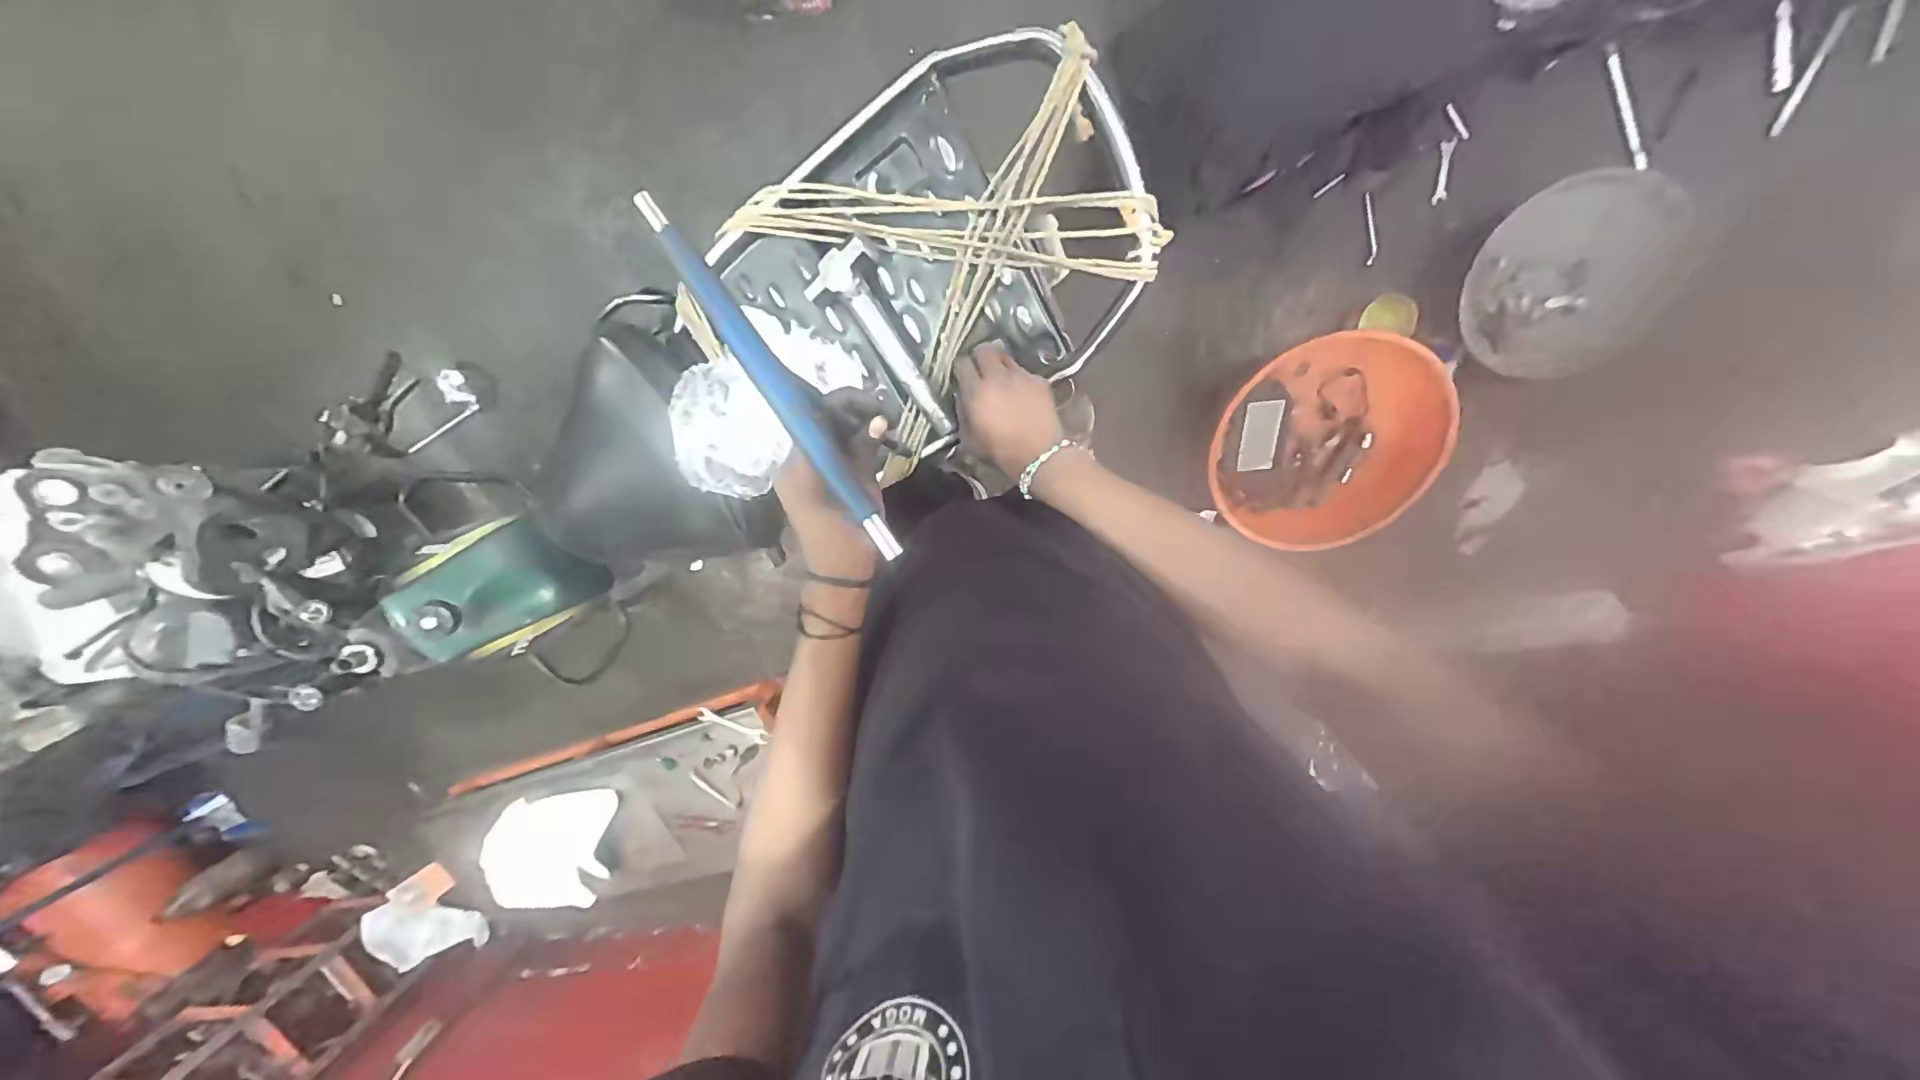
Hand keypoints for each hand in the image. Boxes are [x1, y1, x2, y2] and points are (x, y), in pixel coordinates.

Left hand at [773, 390, 886, 577]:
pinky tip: (877, 438)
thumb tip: (878, 419)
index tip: (875, 404)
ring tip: (887, 425)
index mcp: (800, 467)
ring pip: (828, 432)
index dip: (844, 404)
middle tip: (887, 416)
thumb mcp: (861, 495)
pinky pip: (831, 448)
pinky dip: (852, 440)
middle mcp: (796, 464)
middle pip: (821, 421)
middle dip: (854, 411)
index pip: (815, 417)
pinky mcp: (815, 478)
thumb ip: (865, 454)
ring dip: (855, 424)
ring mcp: (804, 471)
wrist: (839, 578)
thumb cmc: (847, 542)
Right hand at [956, 343, 1064, 477]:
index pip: (963, 363)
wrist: (1039, 455)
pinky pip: (1024, 371)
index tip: (963, 376)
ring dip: (1000, 364)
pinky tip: (1021, 393)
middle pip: (984, 349)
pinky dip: (1019, 378)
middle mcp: (997, 376)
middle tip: (981, 369)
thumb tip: (962, 395)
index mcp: (976, 391)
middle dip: (980, 356)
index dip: (961, 368)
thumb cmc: (1000, 451)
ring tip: (1002, 379)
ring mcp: (1020, 375)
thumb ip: (962, 412)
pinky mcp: (1039, 380)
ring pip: (1005, 356)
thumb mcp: (969, 439)